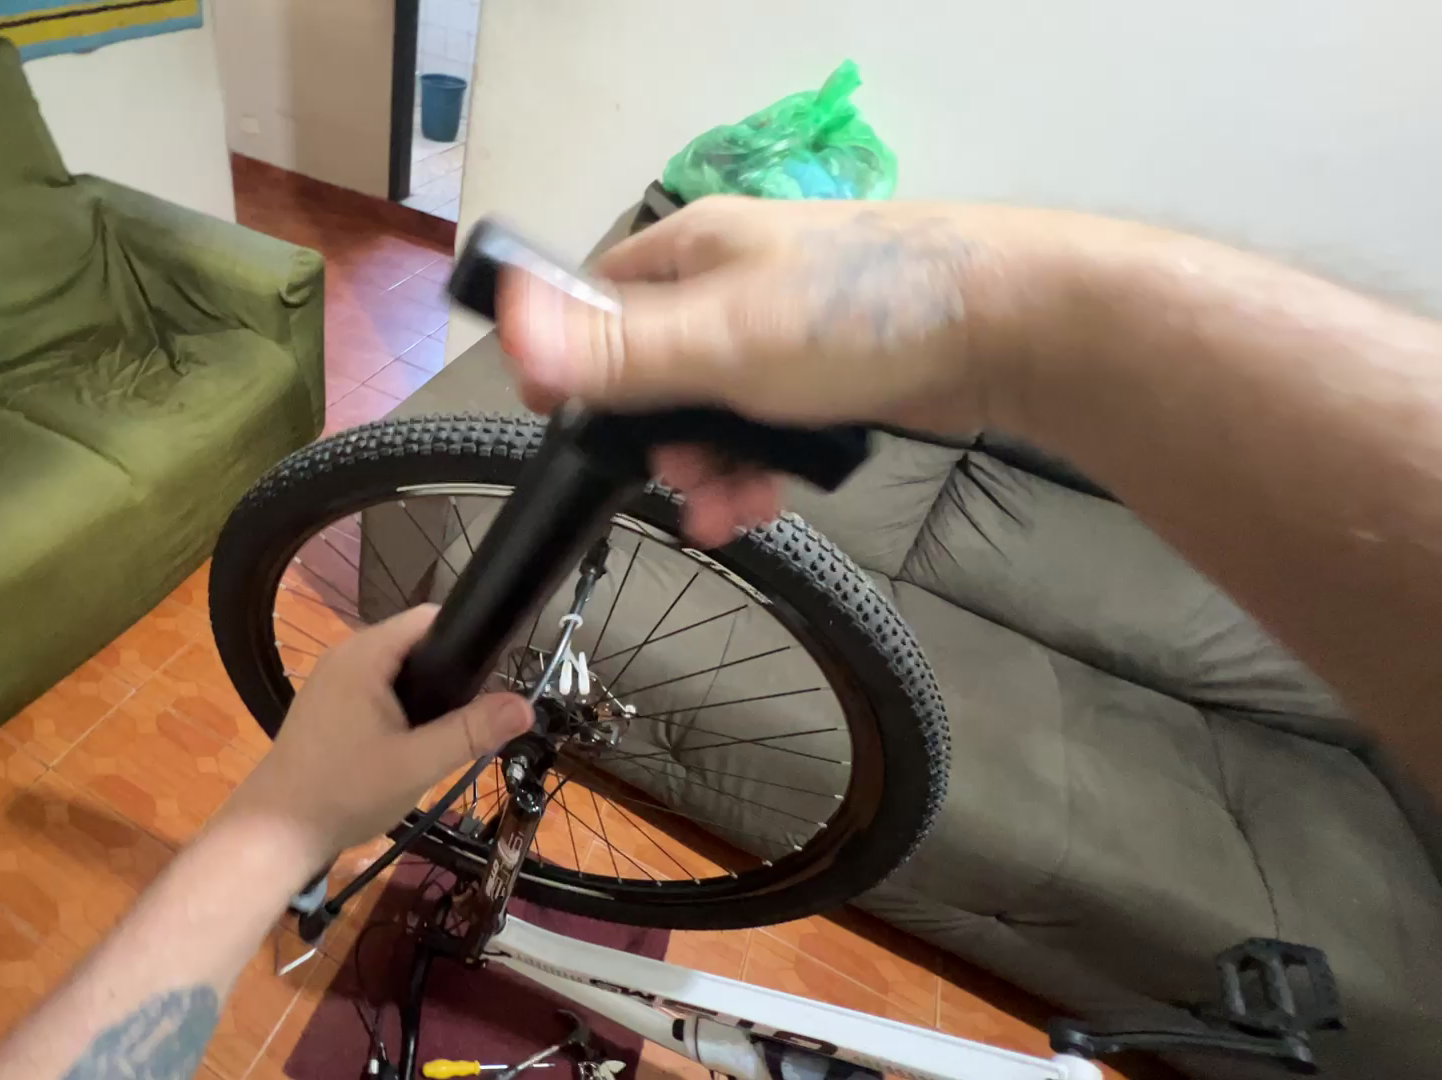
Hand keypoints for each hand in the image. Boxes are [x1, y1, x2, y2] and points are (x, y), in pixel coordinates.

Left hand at [222, 606, 532, 868]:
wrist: (275, 834)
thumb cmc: (345, 792)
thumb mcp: (417, 764)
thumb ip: (471, 732)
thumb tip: (526, 707)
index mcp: (365, 653)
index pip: (428, 618)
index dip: (465, 637)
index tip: (494, 671)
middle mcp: (347, 654)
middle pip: (414, 642)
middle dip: (449, 670)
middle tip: (475, 712)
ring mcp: (332, 678)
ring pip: (396, 668)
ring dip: (425, 692)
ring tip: (451, 728)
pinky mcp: (327, 703)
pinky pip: (376, 686)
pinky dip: (401, 704)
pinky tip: (413, 738)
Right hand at [498, 197, 1039, 544]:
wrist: (1008, 328)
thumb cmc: (854, 316)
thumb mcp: (718, 340)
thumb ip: (614, 348)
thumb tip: (511, 329)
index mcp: (684, 256)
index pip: (594, 306)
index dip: (573, 365)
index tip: (566, 418)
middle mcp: (718, 288)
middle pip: (647, 373)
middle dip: (653, 437)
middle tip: (668, 475)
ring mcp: (765, 332)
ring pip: (701, 412)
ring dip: (703, 468)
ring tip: (720, 508)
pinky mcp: (805, 376)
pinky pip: (749, 429)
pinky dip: (746, 471)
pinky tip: (753, 505)